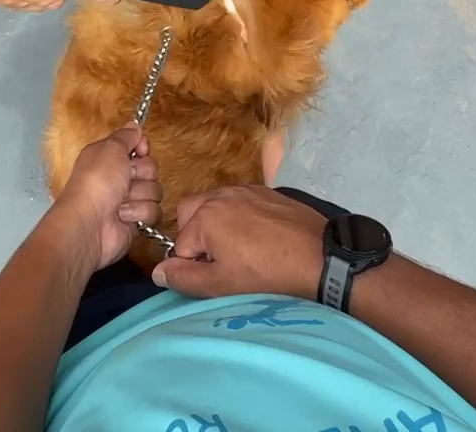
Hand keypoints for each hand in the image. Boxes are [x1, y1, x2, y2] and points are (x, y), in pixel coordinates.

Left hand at [44, 126, 163, 269]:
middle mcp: (121, 177)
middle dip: (141, 174)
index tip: (140, 150)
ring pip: (155, 190)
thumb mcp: (110, 149)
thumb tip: (135, 125)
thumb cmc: (97, 182)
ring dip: (139, 195)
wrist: (89, 224)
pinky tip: (123, 216)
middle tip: (126, 180)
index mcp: (111, 157)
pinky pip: (154, 211)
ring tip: (121, 202)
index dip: (142, 148)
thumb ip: (126, 136)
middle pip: (151, 168)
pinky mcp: (137, 220)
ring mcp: (130, 200)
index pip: (139, 147)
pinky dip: (139, 212)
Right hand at [149, 186, 325, 298]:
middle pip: (190, 212)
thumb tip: (157, 271)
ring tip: (241, 252)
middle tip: (218, 261)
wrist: (319, 257)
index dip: (190, 266)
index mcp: (205, 215)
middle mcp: (220, 195)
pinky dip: (240, 217)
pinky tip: (259, 239)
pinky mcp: (266, 192)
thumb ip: (184, 278)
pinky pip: (240, 202)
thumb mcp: (221, 285)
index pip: (179, 244)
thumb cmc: (266, 274)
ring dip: (217, 225)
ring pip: (215, 205)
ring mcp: (245, 190)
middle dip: (196, 235)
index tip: (212, 278)